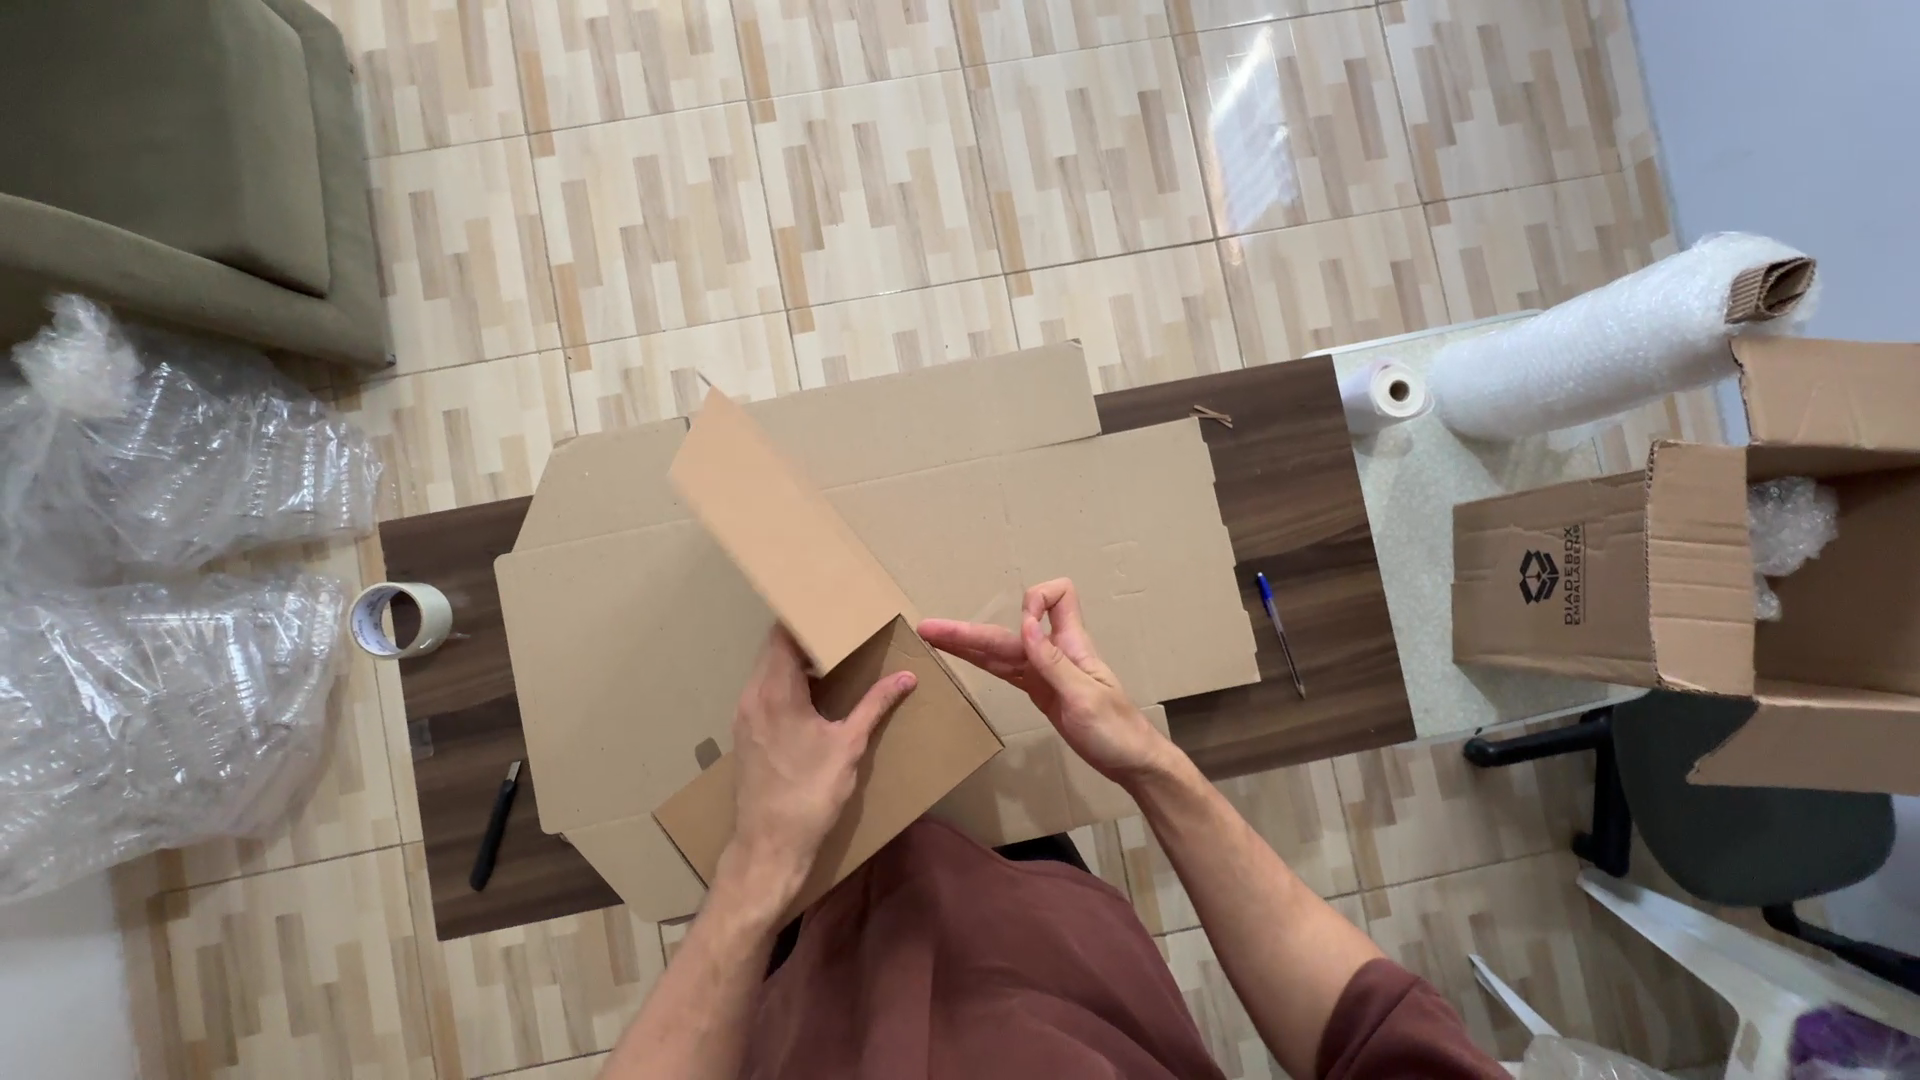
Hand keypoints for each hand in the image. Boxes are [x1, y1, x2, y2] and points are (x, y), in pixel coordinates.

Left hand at [722, 627, 917, 903]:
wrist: (768, 847)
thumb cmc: (810, 793)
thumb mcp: (849, 746)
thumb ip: (875, 705)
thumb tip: (906, 677)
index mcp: (775, 691)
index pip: (783, 634)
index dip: (806, 618)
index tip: (833, 610)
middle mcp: (752, 696)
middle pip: (773, 649)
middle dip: (806, 637)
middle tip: (841, 630)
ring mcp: (744, 715)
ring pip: (767, 670)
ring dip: (796, 661)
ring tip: (833, 658)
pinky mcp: (746, 733)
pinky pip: (764, 691)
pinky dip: (787, 683)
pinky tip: (815, 695)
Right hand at [918, 579, 1176, 784]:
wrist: (1131, 762)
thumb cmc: (1117, 730)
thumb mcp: (1087, 698)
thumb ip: (1054, 662)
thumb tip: (1025, 625)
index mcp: (1073, 646)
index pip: (1059, 596)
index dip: (1037, 599)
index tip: (1024, 622)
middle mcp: (1056, 652)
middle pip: (1008, 630)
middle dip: (971, 629)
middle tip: (929, 628)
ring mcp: (1045, 672)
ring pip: (1000, 651)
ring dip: (967, 645)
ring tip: (931, 639)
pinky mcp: (1039, 691)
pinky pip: (1005, 672)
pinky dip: (982, 664)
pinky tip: (960, 660)